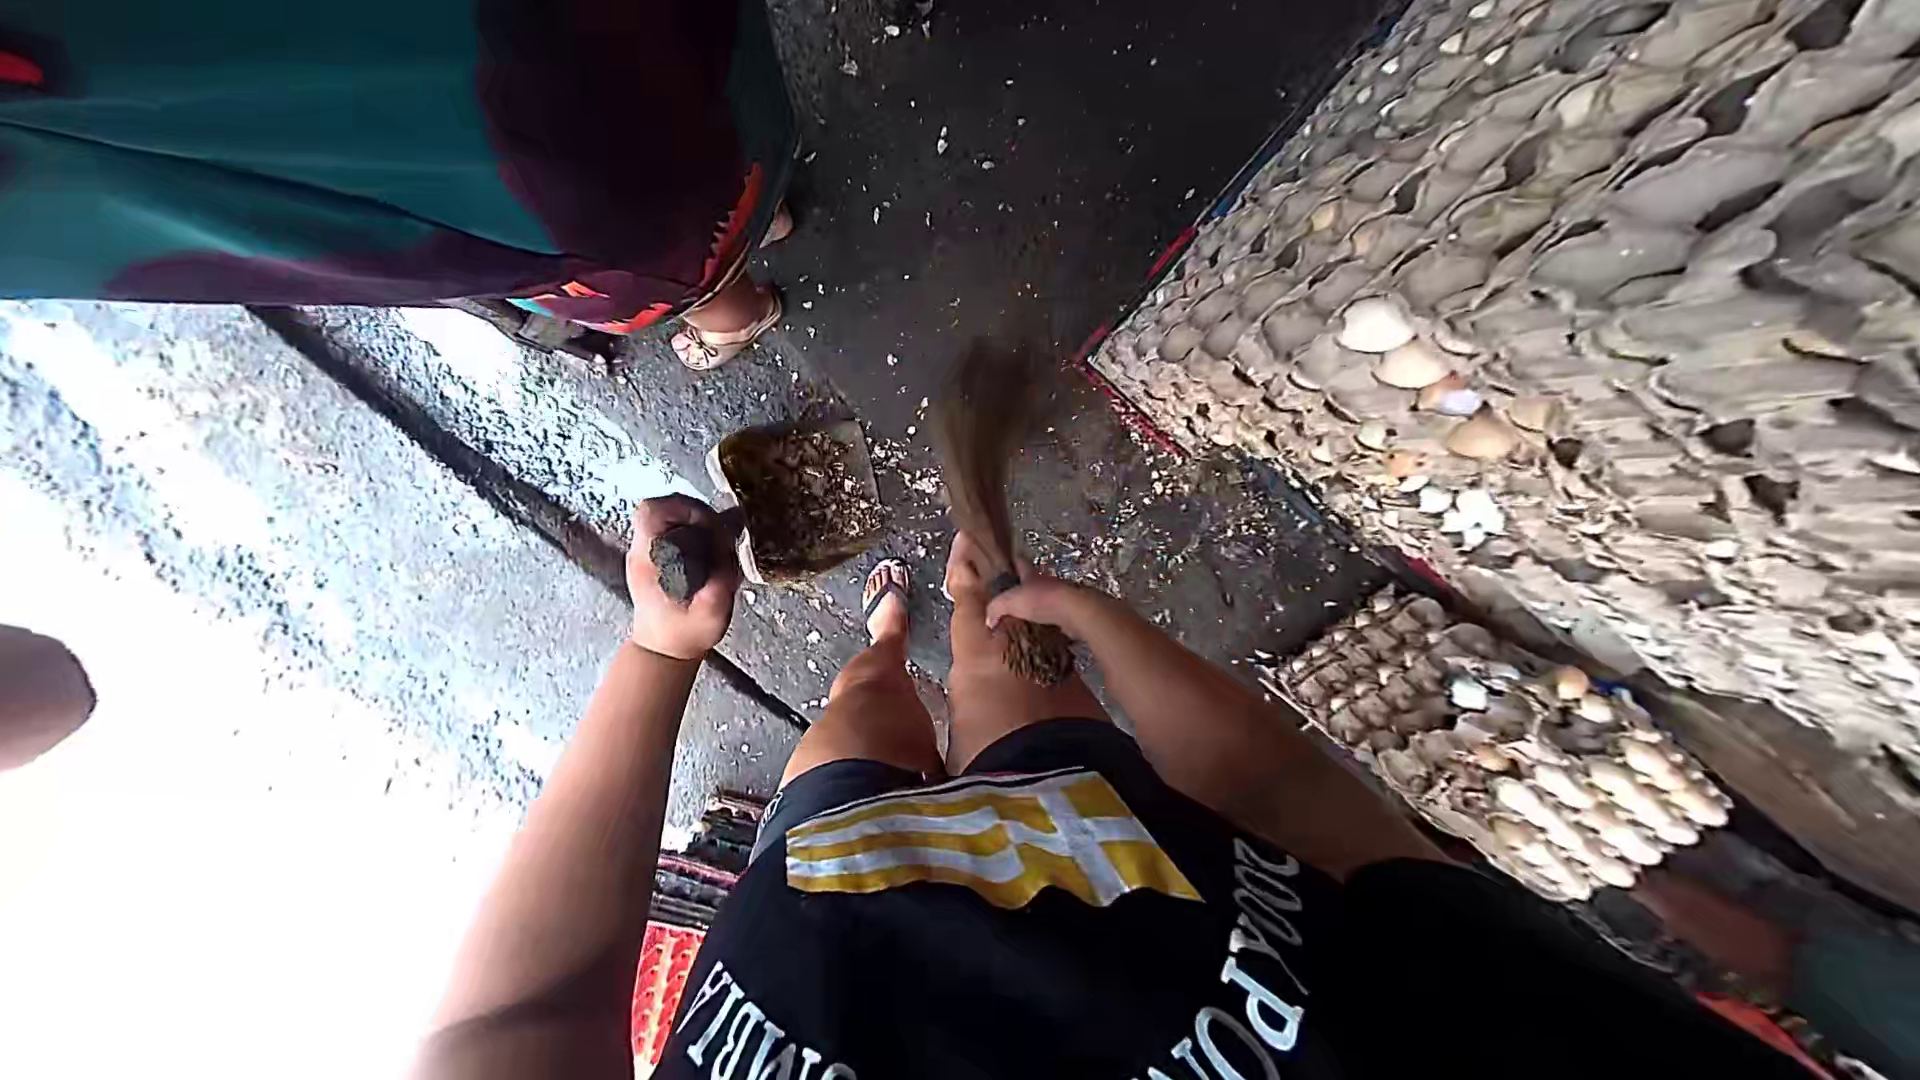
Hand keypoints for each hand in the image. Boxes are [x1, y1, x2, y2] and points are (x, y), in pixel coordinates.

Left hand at [626, 495, 739, 660]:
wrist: (662, 650)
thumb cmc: (685, 634)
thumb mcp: (711, 613)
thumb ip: (722, 581)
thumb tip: (730, 545)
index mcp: (649, 561)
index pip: (651, 512)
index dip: (682, 507)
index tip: (708, 523)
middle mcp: (643, 551)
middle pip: (662, 505)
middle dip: (696, 511)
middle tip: (719, 531)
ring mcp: (648, 551)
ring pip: (669, 513)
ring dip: (697, 519)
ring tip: (718, 539)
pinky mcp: (657, 554)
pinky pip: (674, 526)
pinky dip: (696, 529)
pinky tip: (711, 548)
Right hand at [983, 566, 1111, 641]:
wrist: (1075, 611)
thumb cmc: (1041, 600)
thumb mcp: (1009, 602)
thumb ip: (995, 608)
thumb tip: (988, 620)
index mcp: (1031, 574)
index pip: (1020, 562)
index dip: (1012, 561)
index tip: (1005, 564)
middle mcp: (1046, 582)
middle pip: (1032, 581)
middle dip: (1023, 588)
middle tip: (1010, 599)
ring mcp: (1060, 596)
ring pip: (1045, 599)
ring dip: (1036, 607)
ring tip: (1023, 619)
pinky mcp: (1069, 612)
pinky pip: (1055, 616)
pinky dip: (1047, 622)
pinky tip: (1039, 631)